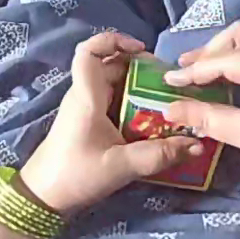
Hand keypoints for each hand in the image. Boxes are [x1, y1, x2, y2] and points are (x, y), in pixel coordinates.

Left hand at [19, 32, 201, 213]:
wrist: (43, 198)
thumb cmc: (75, 174)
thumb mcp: (121, 166)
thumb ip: (159, 155)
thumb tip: (196, 145)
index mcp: (86, 96)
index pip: (89, 51)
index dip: (114, 40)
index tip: (141, 51)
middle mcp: (84, 96)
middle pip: (109, 65)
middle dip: (139, 68)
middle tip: (167, 82)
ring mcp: (84, 110)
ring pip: (112, 85)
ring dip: (137, 88)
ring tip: (166, 100)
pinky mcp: (87, 124)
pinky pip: (112, 103)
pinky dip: (131, 104)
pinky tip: (151, 120)